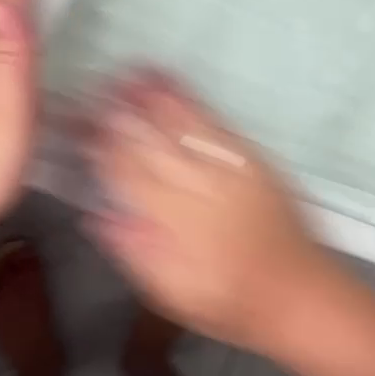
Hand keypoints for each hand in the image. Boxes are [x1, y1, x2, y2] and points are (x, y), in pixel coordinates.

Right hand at [85, 71, 350, 354]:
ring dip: (154, 98)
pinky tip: (175, 87)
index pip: (124, 170)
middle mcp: (195, 184)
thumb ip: (132, 251)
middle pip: (150, 140)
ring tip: (131, 74)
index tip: (79, 126)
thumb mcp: (169, 294)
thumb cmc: (226, 302)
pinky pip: (214, 123)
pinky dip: (191, 101)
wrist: (295, 293)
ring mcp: (226, 167)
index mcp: (170, 218)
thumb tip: (96, 217)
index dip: (99, 145)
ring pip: (183, 124)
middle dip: (121, 113)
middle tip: (96, 89)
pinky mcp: (251, 159)